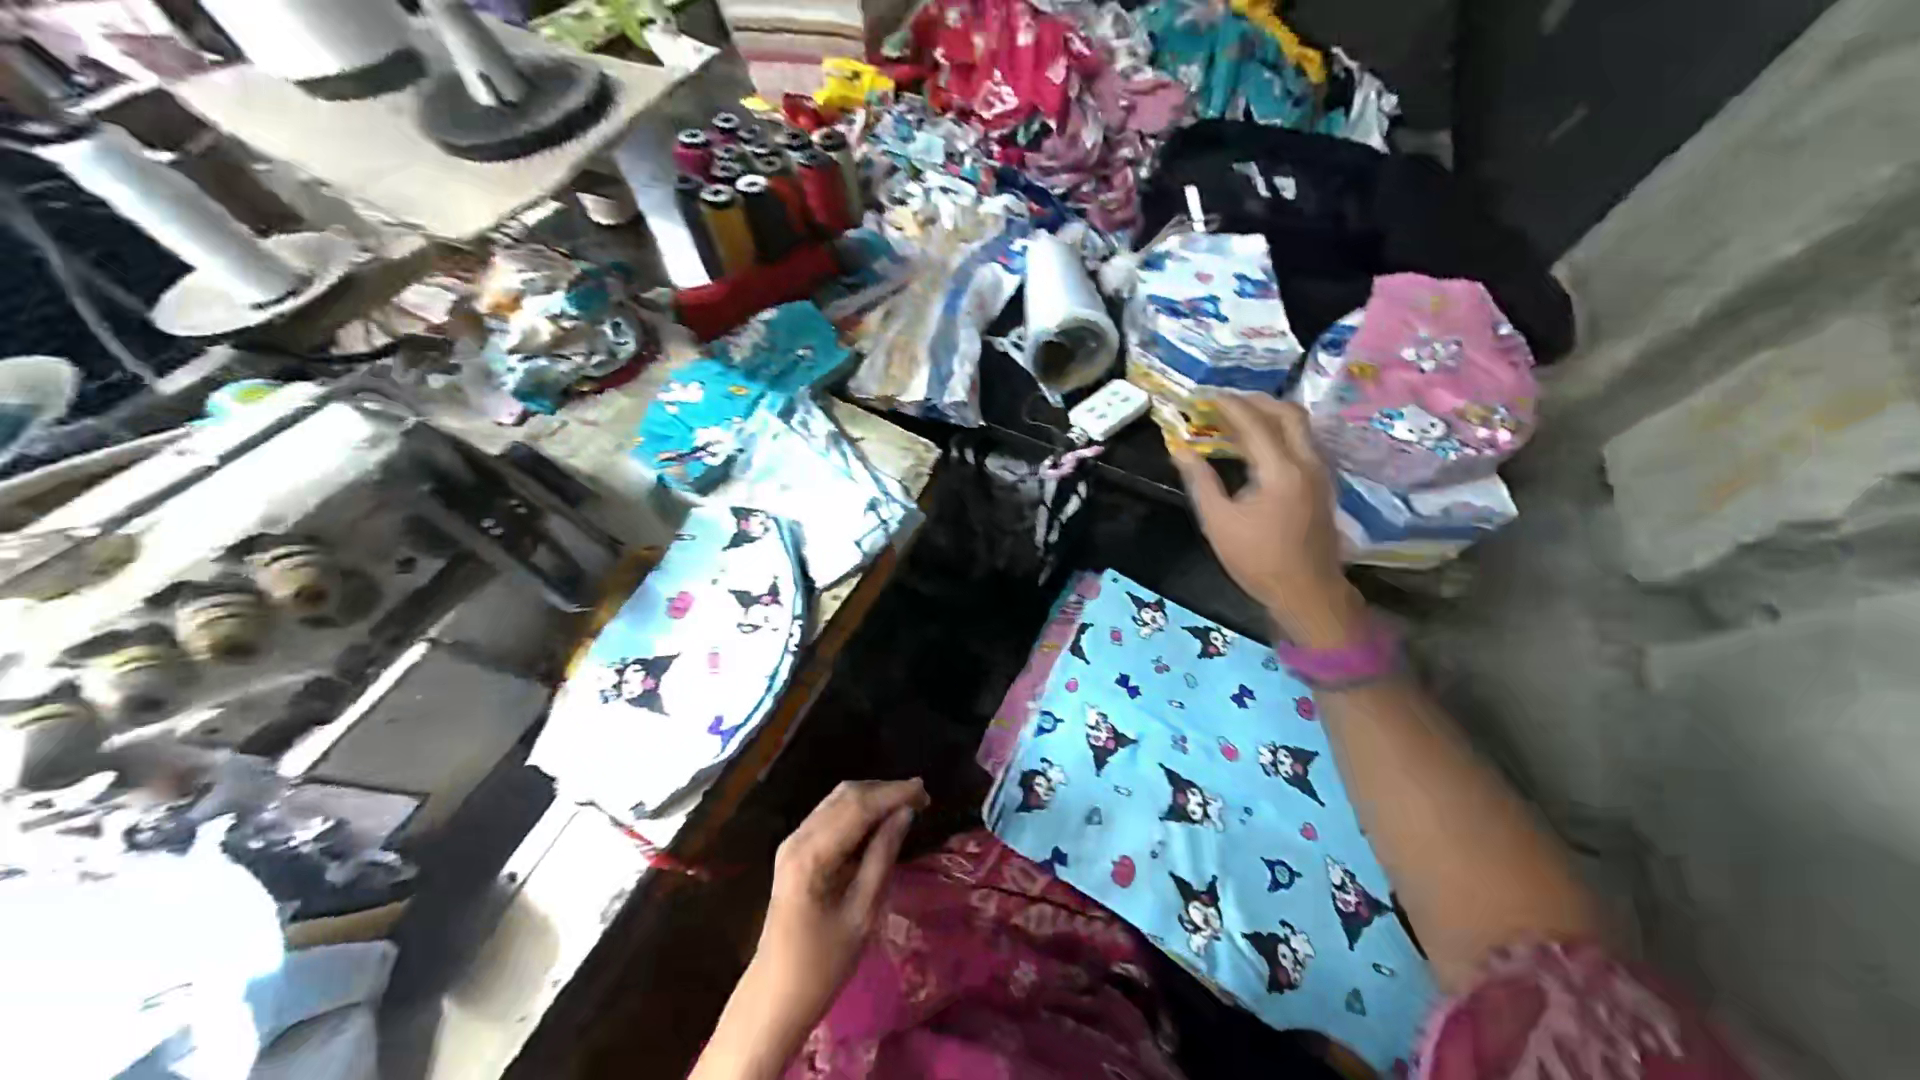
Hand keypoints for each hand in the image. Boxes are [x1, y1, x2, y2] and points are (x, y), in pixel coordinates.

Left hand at [757, 780, 928, 1018]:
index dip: (893, 793)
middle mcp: (798, 838)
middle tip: (921, 798)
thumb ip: (882, 858)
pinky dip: (858, 810)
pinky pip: (830, 815)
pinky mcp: (795, 851)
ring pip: (837, 800)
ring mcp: (793, 842)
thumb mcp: (862, 914)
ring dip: (872, 796)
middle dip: (885, 790)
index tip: (926, 791)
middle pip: (845, 795)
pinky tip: (880, 820)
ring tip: (907, 804)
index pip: (858, 806)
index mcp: (812, 855)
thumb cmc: (822, 964)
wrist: (775, 996)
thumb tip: (905, 814)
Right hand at [1169, 393, 1365, 646]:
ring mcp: (1321, 471)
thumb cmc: (1257, 560)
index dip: (1227, 405)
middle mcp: (1307, 462)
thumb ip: (1200, 480)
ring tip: (1238, 417)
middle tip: (1224, 401)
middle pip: (1287, 412)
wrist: (1307, 591)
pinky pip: (1303, 441)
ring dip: (1269, 414)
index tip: (1203, 395)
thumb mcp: (1218, 522)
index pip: (1254, 422)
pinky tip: (1259, 443)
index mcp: (1280, 471)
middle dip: (1254, 401)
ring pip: (1300, 425)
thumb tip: (1179, 449)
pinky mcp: (1323, 482)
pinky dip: (1280, 431)